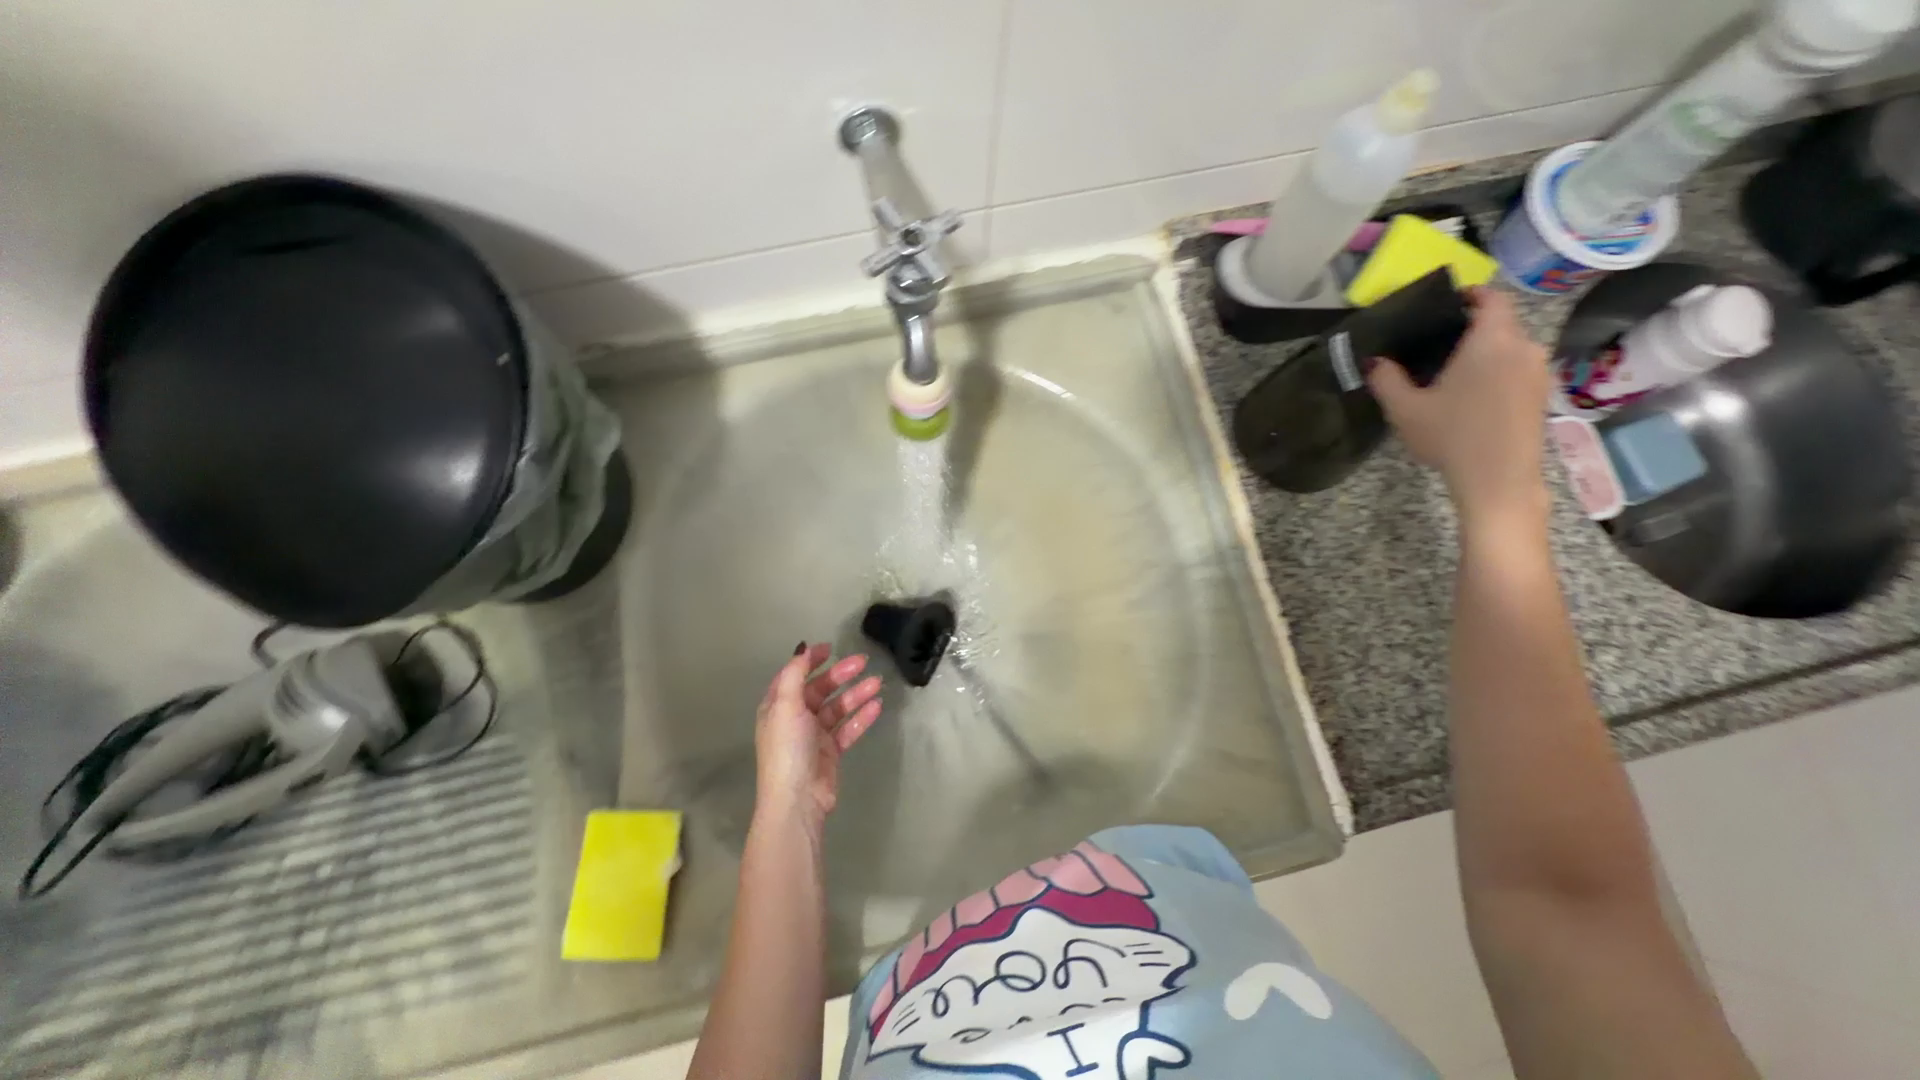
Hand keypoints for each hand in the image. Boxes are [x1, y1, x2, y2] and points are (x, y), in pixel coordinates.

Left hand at [753, 643, 883, 830]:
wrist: (798, 799)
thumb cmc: (787, 749)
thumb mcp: (785, 706)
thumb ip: (795, 675)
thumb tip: (803, 649)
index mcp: (778, 707)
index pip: (794, 676)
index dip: (810, 661)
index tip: (831, 648)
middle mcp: (795, 719)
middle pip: (820, 689)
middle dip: (840, 674)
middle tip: (862, 662)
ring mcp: (814, 736)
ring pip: (838, 708)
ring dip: (856, 694)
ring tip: (877, 683)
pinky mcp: (831, 752)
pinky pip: (848, 728)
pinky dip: (861, 717)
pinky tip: (877, 706)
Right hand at [1367, 286, 1551, 526]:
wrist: (1499, 480)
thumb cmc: (1452, 436)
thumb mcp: (1405, 409)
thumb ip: (1386, 379)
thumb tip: (1375, 361)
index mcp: (1492, 339)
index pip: (1491, 298)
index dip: (1471, 294)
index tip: (1449, 302)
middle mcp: (1523, 347)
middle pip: (1502, 323)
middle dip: (1475, 327)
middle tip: (1442, 342)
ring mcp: (1537, 373)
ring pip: (1511, 348)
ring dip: (1488, 352)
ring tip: (1456, 371)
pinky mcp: (1542, 397)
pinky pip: (1518, 369)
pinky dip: (1499, 372)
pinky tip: (1475, 395)